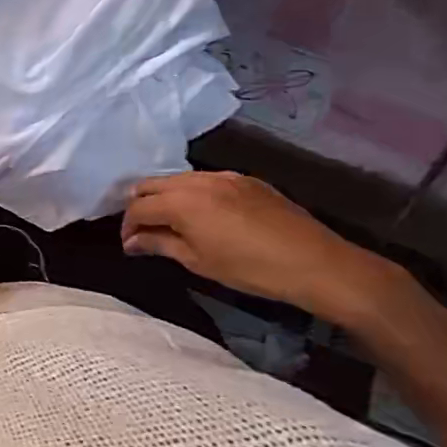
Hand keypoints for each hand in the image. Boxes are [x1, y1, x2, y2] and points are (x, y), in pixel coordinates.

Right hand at [121, 171, 400, 316]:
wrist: (319, 264)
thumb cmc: (251, 269)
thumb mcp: (198, 261)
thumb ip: (159, 244)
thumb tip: (132, 242)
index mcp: (181, 201)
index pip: (137, 207)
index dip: (127, 226)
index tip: (130, 245)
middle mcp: (197, 180)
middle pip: (151, 185)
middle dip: (140, 206)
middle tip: (144, 230)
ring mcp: (224, 176)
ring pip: (177, 179)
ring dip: (166, 197)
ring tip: (171, 222)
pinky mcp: (247, 180)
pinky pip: (205, 180)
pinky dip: (192, 193)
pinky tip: (203, 215)